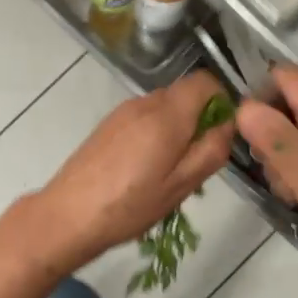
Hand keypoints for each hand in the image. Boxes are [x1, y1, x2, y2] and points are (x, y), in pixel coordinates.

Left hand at [17, 70, 235, 271]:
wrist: (68, 215)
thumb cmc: (129, 205)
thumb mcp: (180, 185)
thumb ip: (211, 150)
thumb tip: (228, 125)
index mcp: (166, 114)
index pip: (206, 81)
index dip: (221, 101)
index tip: (220, 135)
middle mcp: (143, 103)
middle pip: (184, 95)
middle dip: (198, 121)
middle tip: (194, 163)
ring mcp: (121, 112)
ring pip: (163, 109)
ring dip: (174, 131)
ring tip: (166, 173)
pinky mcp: (107, 125)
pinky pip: (143, 120)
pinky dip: (153, 136)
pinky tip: (142, 171)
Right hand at [235, 65, 297, 276]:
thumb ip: (277, 139)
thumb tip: (244, 108)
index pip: (282, 76)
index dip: (258, 97)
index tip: (247, 133)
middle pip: (285, 100)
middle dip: (268, 132)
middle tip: (271, 169)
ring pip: (292, 124)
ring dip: (279, 153)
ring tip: (287, 185)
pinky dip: (294, 162)